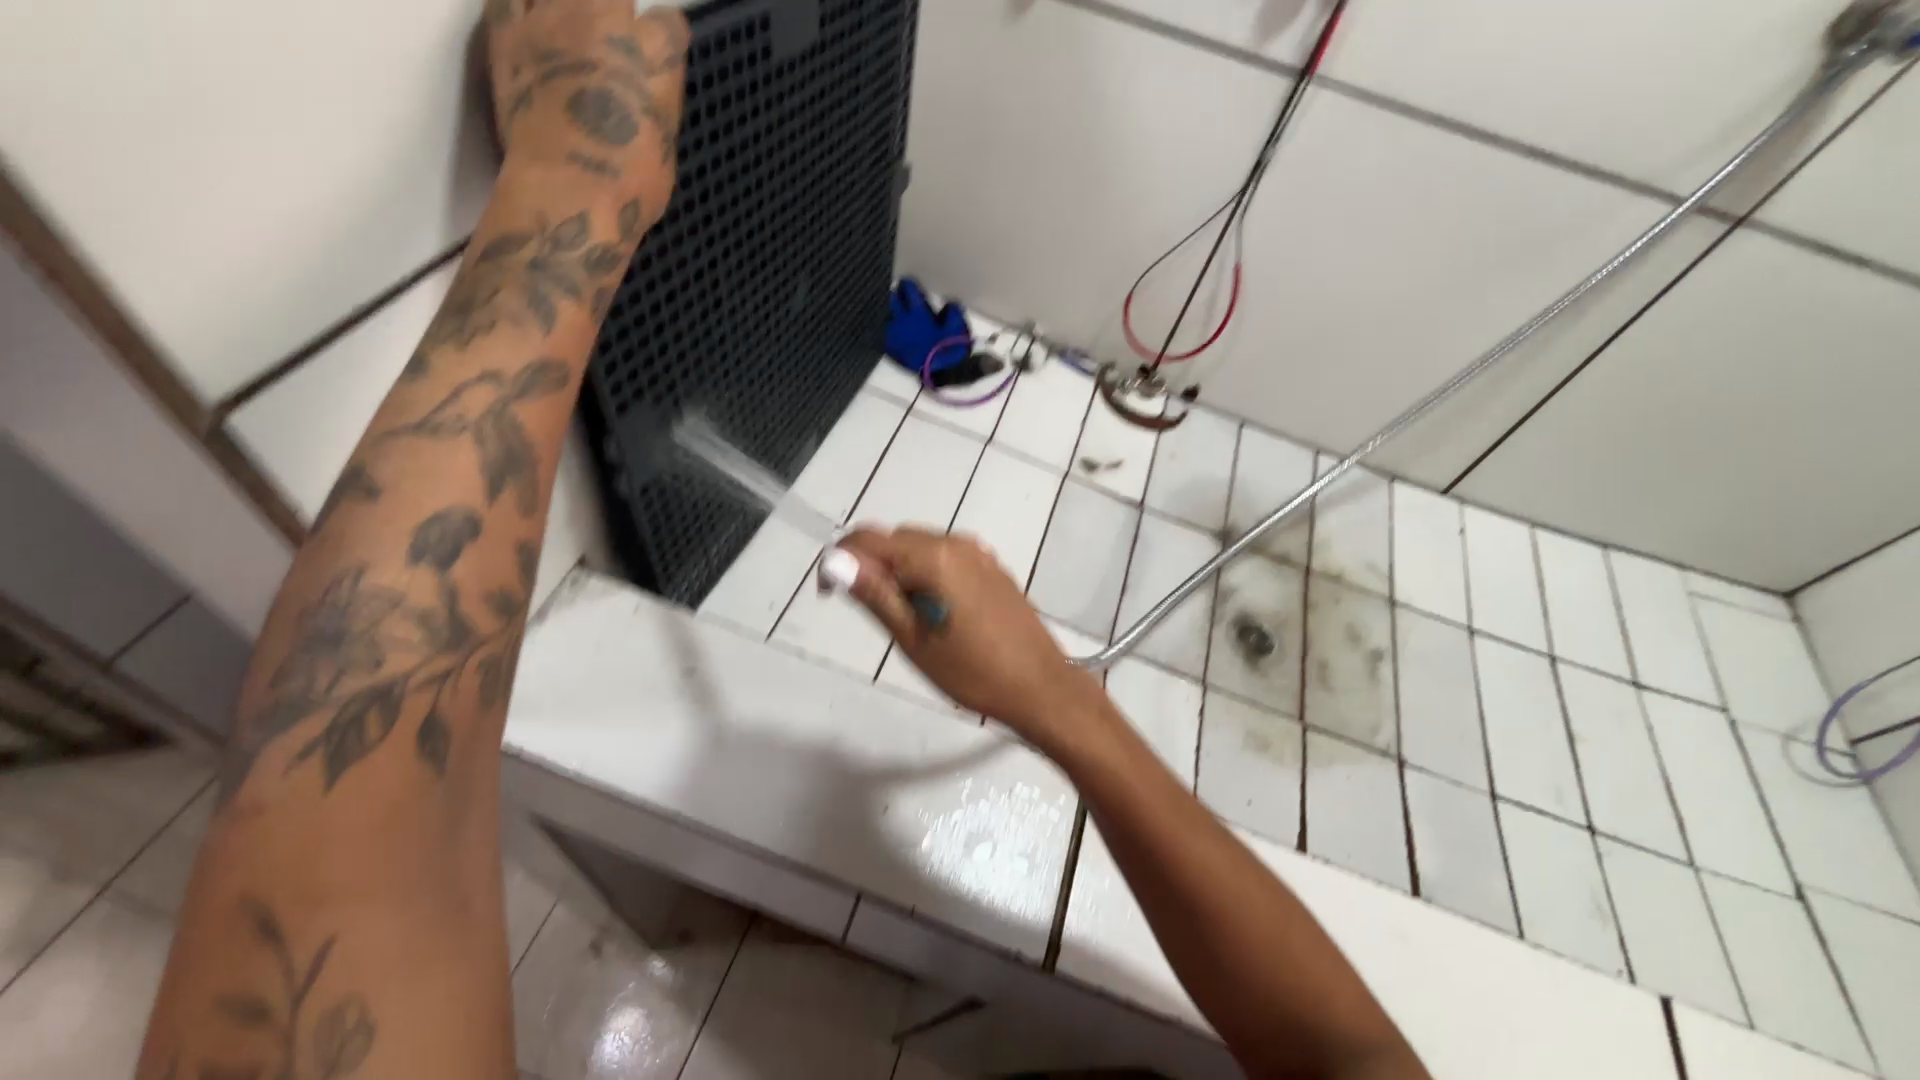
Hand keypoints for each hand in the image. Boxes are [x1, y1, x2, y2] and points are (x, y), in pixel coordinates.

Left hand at [487, 0, 688, 213]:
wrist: (568, 193)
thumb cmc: (631, 185)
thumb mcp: (665, 143)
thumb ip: (655, 101)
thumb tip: (644, 94)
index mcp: (656, 54)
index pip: (668, 22)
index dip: (662, 44)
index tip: (656, 63)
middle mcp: (605, 21)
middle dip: (615, 15)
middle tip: (608, 48)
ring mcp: (552, 22)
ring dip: (569, 9)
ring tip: (567, 34)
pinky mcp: (507, 34)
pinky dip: (519, 7)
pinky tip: (527, 25)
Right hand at [836, 527, 1113, 754]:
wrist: (1042, 688)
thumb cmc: (974, 674)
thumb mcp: (914, 641)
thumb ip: (875, 596)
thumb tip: (835, 562)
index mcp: (935, 558)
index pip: (869, 539)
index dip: (840, 560)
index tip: (828, 595)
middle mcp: (958, 543)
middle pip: (895, 539)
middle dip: (871, 567)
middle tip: (870, 615)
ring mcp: (980, 554)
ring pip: (920, 548)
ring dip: (900, 572)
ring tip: (904, 621)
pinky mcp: (993, 568)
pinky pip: (946, 558)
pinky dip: (926, 575)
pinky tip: (935, 614)